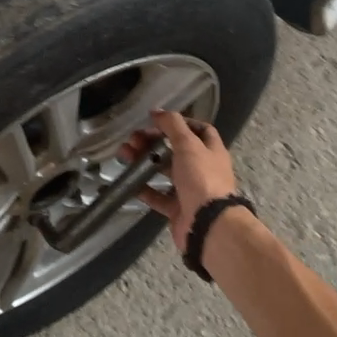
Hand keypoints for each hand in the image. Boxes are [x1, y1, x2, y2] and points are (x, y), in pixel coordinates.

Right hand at [124, 109, 239, 252]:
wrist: (208, 225)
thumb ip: (173, 125)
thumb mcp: (188, 144)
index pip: (200, 130)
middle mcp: (202, 169)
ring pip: (164, 171)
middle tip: (133, 138)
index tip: (158, 120)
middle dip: (153, 141)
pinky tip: (129, 181)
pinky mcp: (177, 209)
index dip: (180, 123)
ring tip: (125, 156)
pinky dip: (144, 188)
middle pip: (175, 149)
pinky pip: (158, 196)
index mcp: (211, 151)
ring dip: (144, 161)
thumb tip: (157, 111)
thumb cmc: (202, 178)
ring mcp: (190, 190)